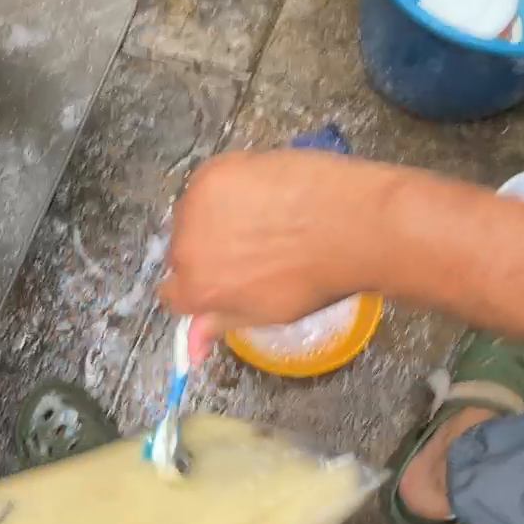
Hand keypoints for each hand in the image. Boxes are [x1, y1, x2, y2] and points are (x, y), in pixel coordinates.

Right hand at [160, 150, 397, 362]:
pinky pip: (208, 185)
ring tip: (259, 219)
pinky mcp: (214, 172)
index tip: (223, 279)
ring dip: (212, 218)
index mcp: (198, 289)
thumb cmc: (316, 276)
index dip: (199, 286)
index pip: (172, 293)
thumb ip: (220, 325)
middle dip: (206, 252)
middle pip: (180, 252)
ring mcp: (198, 206)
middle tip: (248, 249)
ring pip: (192, 216)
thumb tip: (192, 350)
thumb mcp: (266, 314)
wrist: (352, 225)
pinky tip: (261, 194)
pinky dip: (227, 189)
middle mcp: (187, 248)